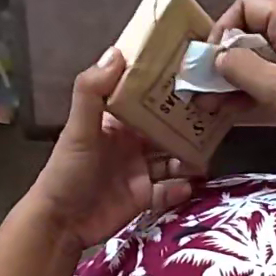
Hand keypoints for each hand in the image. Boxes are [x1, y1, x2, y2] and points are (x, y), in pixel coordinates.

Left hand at [23, 48, 195, 248]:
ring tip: (205, 156)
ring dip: (188, 157)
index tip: (192, 74)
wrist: (61, 223)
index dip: (164, 87)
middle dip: (187, 124)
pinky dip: (179, 189)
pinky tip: (187, 186)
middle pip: (165, 128)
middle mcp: (130, 143)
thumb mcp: (78, 129)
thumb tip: (117, 52)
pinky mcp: (144, 197)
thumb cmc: (67, 172)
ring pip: (172, 159)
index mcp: (115, 122)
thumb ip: (93, 92)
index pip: (144, 98)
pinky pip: (168, 190)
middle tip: (214, 117)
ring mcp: (139, 171)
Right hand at [211, 0, 275, 161]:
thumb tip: (215, 57)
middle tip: (196, 84)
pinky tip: (224, 110)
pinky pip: (267, 83)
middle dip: (222, 60)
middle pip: (249, 35)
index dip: (223, 28)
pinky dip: (247, 94)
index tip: (208, 59)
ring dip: (230, 81)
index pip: (248, 7)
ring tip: (204, 103)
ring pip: (256, 63)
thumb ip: (241, 67)